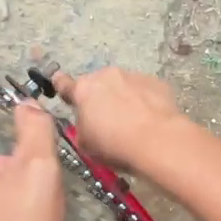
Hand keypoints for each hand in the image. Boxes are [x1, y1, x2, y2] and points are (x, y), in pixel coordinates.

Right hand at [51, 67, 190, 170]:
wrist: (158, 141)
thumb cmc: (115, 145)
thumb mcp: (86, 145)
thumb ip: (82, 128)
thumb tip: (88, 124)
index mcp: (84, 90)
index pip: (65, 84)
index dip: (63, 88)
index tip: (62, 87)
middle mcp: (107, 76)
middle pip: (98, 85)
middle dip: (100, 99)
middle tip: (108, 121)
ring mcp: (134, 76)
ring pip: (123, 86)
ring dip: (124, 99)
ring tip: (134, 122)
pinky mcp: (156, 82)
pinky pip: (145, 91)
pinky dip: (145, 101)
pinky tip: (150, 119)